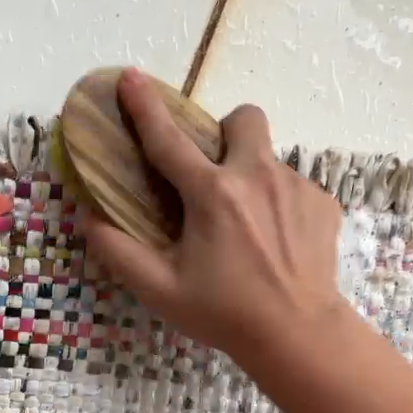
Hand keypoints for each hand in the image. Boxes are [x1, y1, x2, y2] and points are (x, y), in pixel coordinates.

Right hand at [81, 68, 348, 362]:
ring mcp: (296, 187)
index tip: (130, 78)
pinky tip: (274, 246)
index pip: (169, 140)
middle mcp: (256, 177)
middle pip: (243, 118)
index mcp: (211, 195)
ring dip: (250, 180)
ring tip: (246, 230)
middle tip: (215, 176)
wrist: (297, 334)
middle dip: (226, 133)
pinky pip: (294, 189)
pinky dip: (278, 208)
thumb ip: (119, 252)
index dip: (144, 108)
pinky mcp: (323, 204)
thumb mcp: (159, 289)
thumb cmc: (222, 313)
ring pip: (268, 159)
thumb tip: (89, 219)